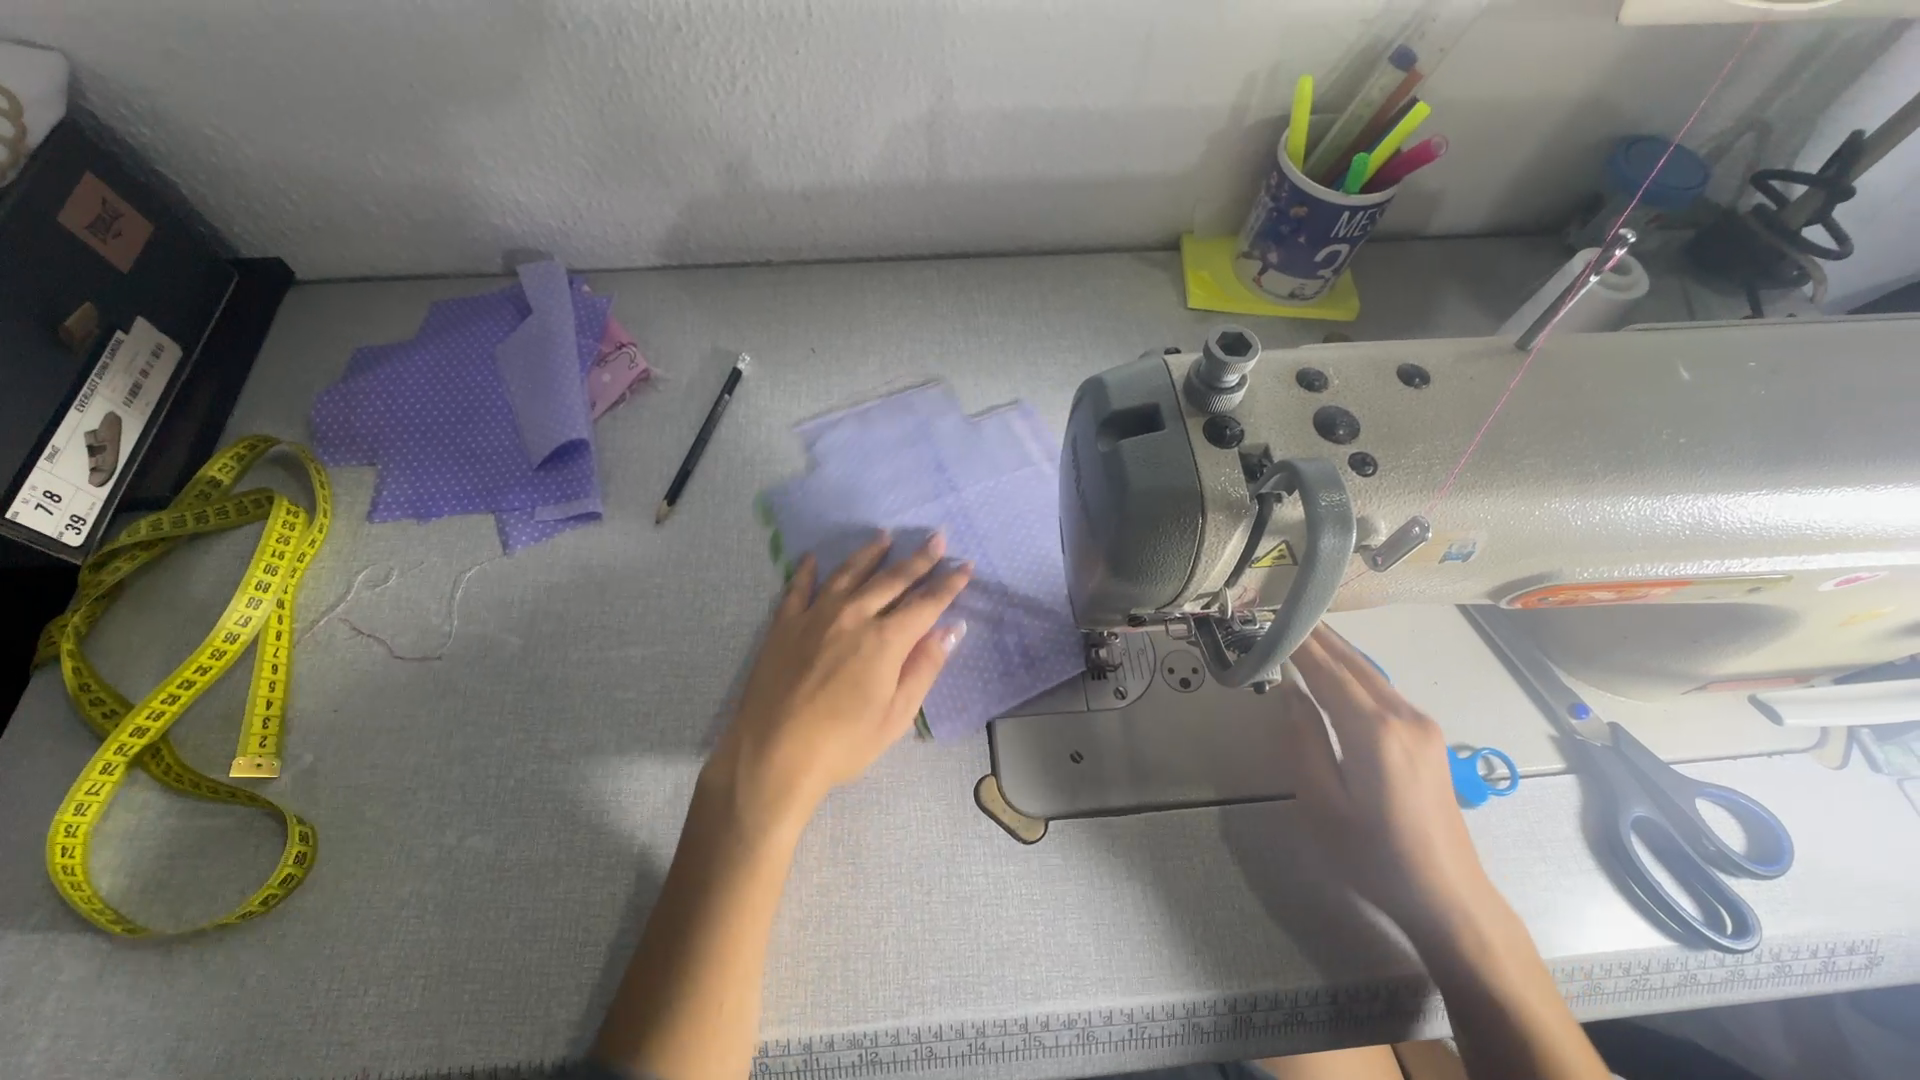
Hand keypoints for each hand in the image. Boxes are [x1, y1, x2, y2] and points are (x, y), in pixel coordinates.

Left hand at [705, 531, 971, 831]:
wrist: (773, 754)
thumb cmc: (843, 743)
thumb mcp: (896, 715)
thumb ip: (924, 667)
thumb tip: (951, 629)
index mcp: (885, 640)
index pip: (926, 603)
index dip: (948, 584)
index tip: (965, 566)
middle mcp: (853, 616)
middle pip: (892, 580)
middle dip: (918, 559)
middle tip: (936, 537)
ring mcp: (815, 617)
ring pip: (848, 574)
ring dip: (869, 554)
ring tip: (884, 536)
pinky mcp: (784, 625)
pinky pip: (799, 588)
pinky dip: (809, 571)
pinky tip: (814, 558)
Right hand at [1276, 625, 1496, 941]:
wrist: (1447, 895)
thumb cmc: (1374, 857)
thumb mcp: (1322, 804)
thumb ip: (1304, 742)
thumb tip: (1291, 693)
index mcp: (1374, 731)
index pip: (1327, 671)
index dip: (1297, 643)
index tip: (1270, 618)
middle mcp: (1403, 716)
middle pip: (1353, 663)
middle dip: (1318, 637)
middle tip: (1281, 613)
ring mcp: (1422, 725)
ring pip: (1371, 674)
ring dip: (1335, 652)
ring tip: (1301, 633)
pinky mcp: (1428, 738)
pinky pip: (1383, 691)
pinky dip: (1353, 672)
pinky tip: (1335, 670)